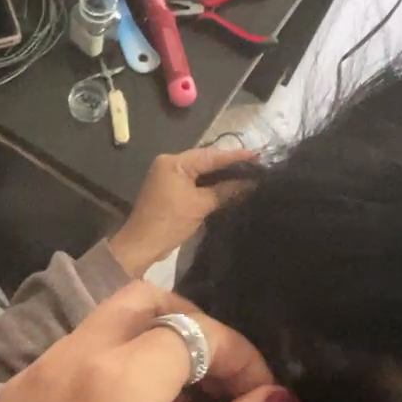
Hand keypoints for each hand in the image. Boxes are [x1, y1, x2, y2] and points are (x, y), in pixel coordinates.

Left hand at [0, 281, 298, 401]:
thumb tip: (276, 400)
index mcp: (113, 380)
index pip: (194, 331)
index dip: (240, 356)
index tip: (261, 401)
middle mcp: (64, 361)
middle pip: (139, 302)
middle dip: (192, 328)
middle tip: (221, 385)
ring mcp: (25, 381)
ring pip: (100, 329)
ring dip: (149, 350)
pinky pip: (68, 362)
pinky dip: (109, 372)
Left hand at [109, 147, 257, 275]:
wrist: (142, 245)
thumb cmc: (170, 222)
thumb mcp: (201, 205)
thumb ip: (226, 191)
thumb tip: (250, 184)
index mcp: (174, 162)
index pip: (210, 155)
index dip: (235, 156)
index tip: (258, 156)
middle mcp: (170, 164)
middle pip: (205, 161)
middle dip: (230, 165)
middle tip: (256, 166)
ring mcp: (168, 177)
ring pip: (201, 172)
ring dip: (221, 176)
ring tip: (248, 175)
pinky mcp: (170, 190)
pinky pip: (194, 183)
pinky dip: (210, 185)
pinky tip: (229, 187)